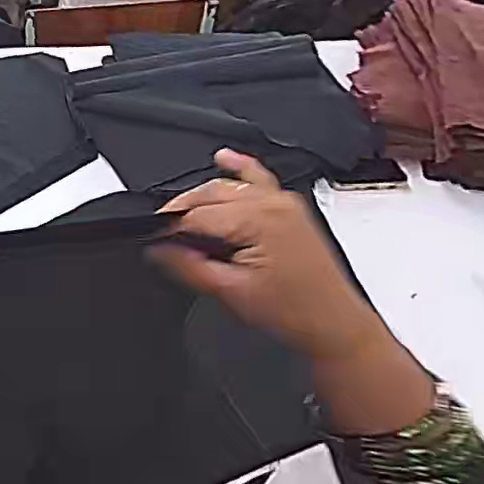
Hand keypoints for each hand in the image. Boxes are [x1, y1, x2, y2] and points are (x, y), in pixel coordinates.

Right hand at [150, 150, 432, 435]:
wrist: (333, 324)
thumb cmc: (295, 312)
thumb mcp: (230, 292)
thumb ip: (188, 265)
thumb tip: (157, 248)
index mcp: (258, 219)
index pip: (196, 214)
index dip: (167, 227)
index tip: (149, 239)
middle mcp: (272, 202)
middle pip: (208, 194)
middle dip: (179, 211)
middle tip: (159, 235)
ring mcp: (283, 201)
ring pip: (228, 185)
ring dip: (200, 197)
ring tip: (178, 218)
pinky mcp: (289, 207)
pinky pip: (258, 178)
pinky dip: (239, 168)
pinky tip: (224, 158)